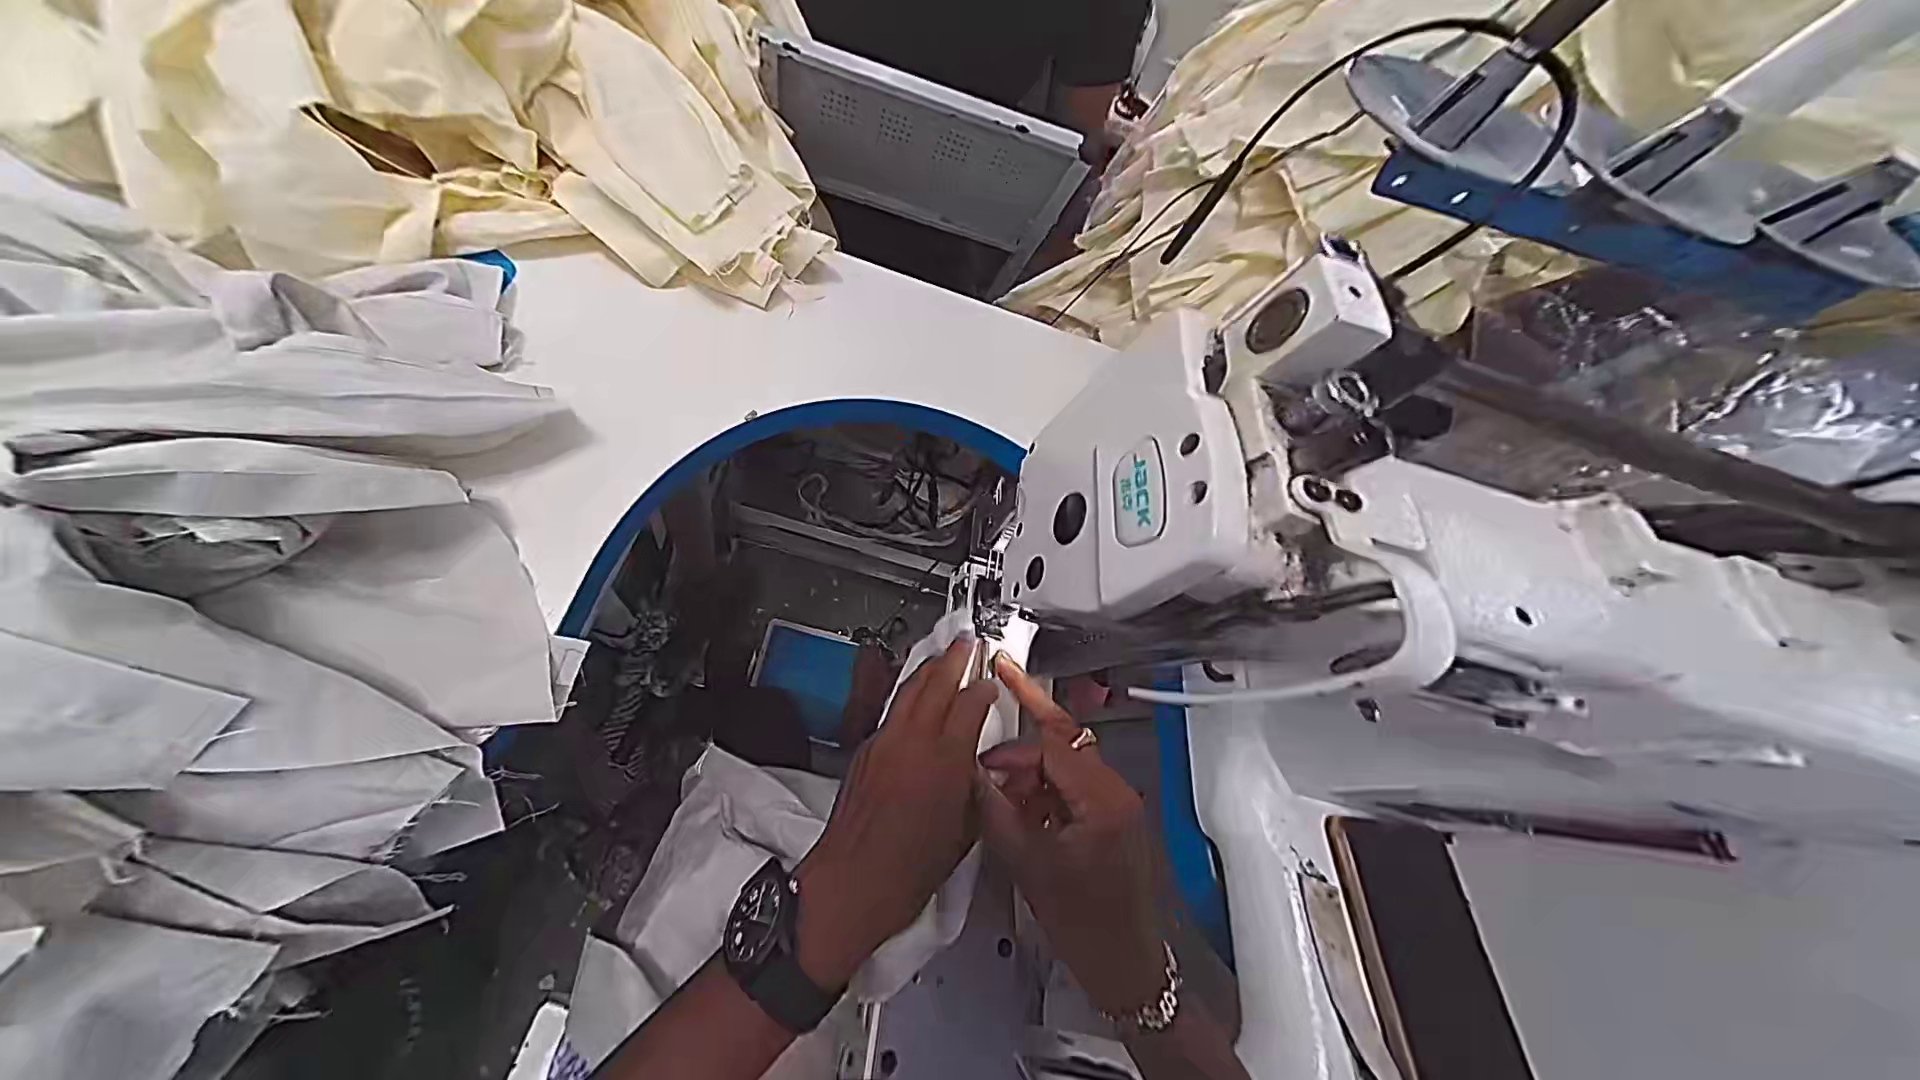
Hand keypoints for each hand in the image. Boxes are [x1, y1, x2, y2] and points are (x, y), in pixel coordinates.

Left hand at [793, 639, 998, 987]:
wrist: (853, 881)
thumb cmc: (907, 868)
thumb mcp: (964, 829)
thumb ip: (976, 787)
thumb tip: (981, 767)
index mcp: (945, 759)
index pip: (970, 705)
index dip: (984, 689)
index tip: (990, 684)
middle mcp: (914, 742)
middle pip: (937, 683)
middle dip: (955, 658)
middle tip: (966, 642)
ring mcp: (886, 742)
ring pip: (909, 690)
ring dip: (928, 669)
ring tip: (941, 656)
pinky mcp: (866, 750)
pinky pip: (892, 710)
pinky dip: (907, 694)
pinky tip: (914, 696)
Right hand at [978, 655, 1165, 1016]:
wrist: (1126, 966)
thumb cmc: (1089, 926)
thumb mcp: (1030, 865)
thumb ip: (997, 812)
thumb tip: (974, 777)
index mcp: (1103, 798)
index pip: (1052, 747)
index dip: (1011, 750)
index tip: (984, 761)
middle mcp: (1115, 791)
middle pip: (1064, 741)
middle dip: (1025, 731)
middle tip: (996, 713)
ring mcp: (1115, 803)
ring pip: (1066, 761)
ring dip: (1031, 766)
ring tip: (999, 787)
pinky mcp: (1108, 817)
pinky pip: (1071, 786)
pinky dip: (1043, 788)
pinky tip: (1019, 806)